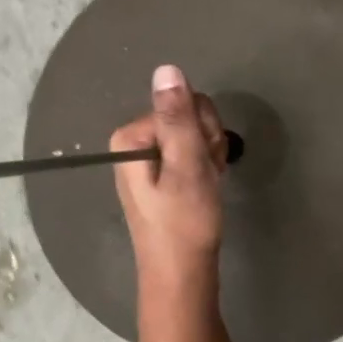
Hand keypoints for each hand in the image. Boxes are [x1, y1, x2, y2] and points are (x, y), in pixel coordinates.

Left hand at [111, 65, 230, 257]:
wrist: (182, 272)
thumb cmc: (185, 221)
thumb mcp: (187, 165)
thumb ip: (178, 117)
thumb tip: (167, 68)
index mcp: (131, 136)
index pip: (185, 103)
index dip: (205, 129)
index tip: (206, 161)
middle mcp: (133, 142)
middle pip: (189, 115)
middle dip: (208, 141)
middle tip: (207, 174)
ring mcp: (147, 158)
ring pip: (195, 133)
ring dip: (211, 154)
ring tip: (207, 183)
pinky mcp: (161, 173)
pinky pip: (192, 151)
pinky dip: (207, 166)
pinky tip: (206, 186)